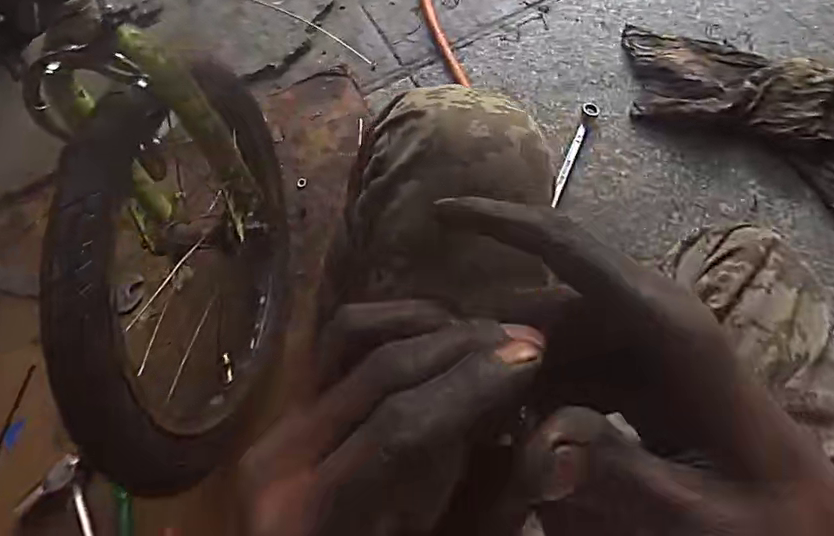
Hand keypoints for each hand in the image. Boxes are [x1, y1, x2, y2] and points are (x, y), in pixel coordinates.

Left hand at [235, 300, 545, 535]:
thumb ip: (498, 498)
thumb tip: (555, 427)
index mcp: (328, 520)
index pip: (406, 428)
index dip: (473, 383)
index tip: (530, 353)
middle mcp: (286, 461)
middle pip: (386, 370)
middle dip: (464, 344)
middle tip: (523, 336)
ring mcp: (279, 422)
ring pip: (356, 334)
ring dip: (431, 322)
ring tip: (485, 331)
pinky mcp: (285, 400)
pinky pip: (338, 336)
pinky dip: (391, 317)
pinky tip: (436, 324)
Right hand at [436, 198, 833, 535]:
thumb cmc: (784, 524)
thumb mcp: (709, 520)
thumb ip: (624, 480)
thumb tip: (534, 442)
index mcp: (668, 323)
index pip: (569, 248)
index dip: (502, 220)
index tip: (442, 211)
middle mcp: (648, 313)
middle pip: (547, 309)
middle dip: (498, 344)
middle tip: (450, 394)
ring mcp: (641, 339)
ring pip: (552, 340)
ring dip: (517, 379)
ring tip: (484, 431)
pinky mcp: (636, 368)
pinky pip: (569, 368)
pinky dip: (540, 397)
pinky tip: (522, 441)